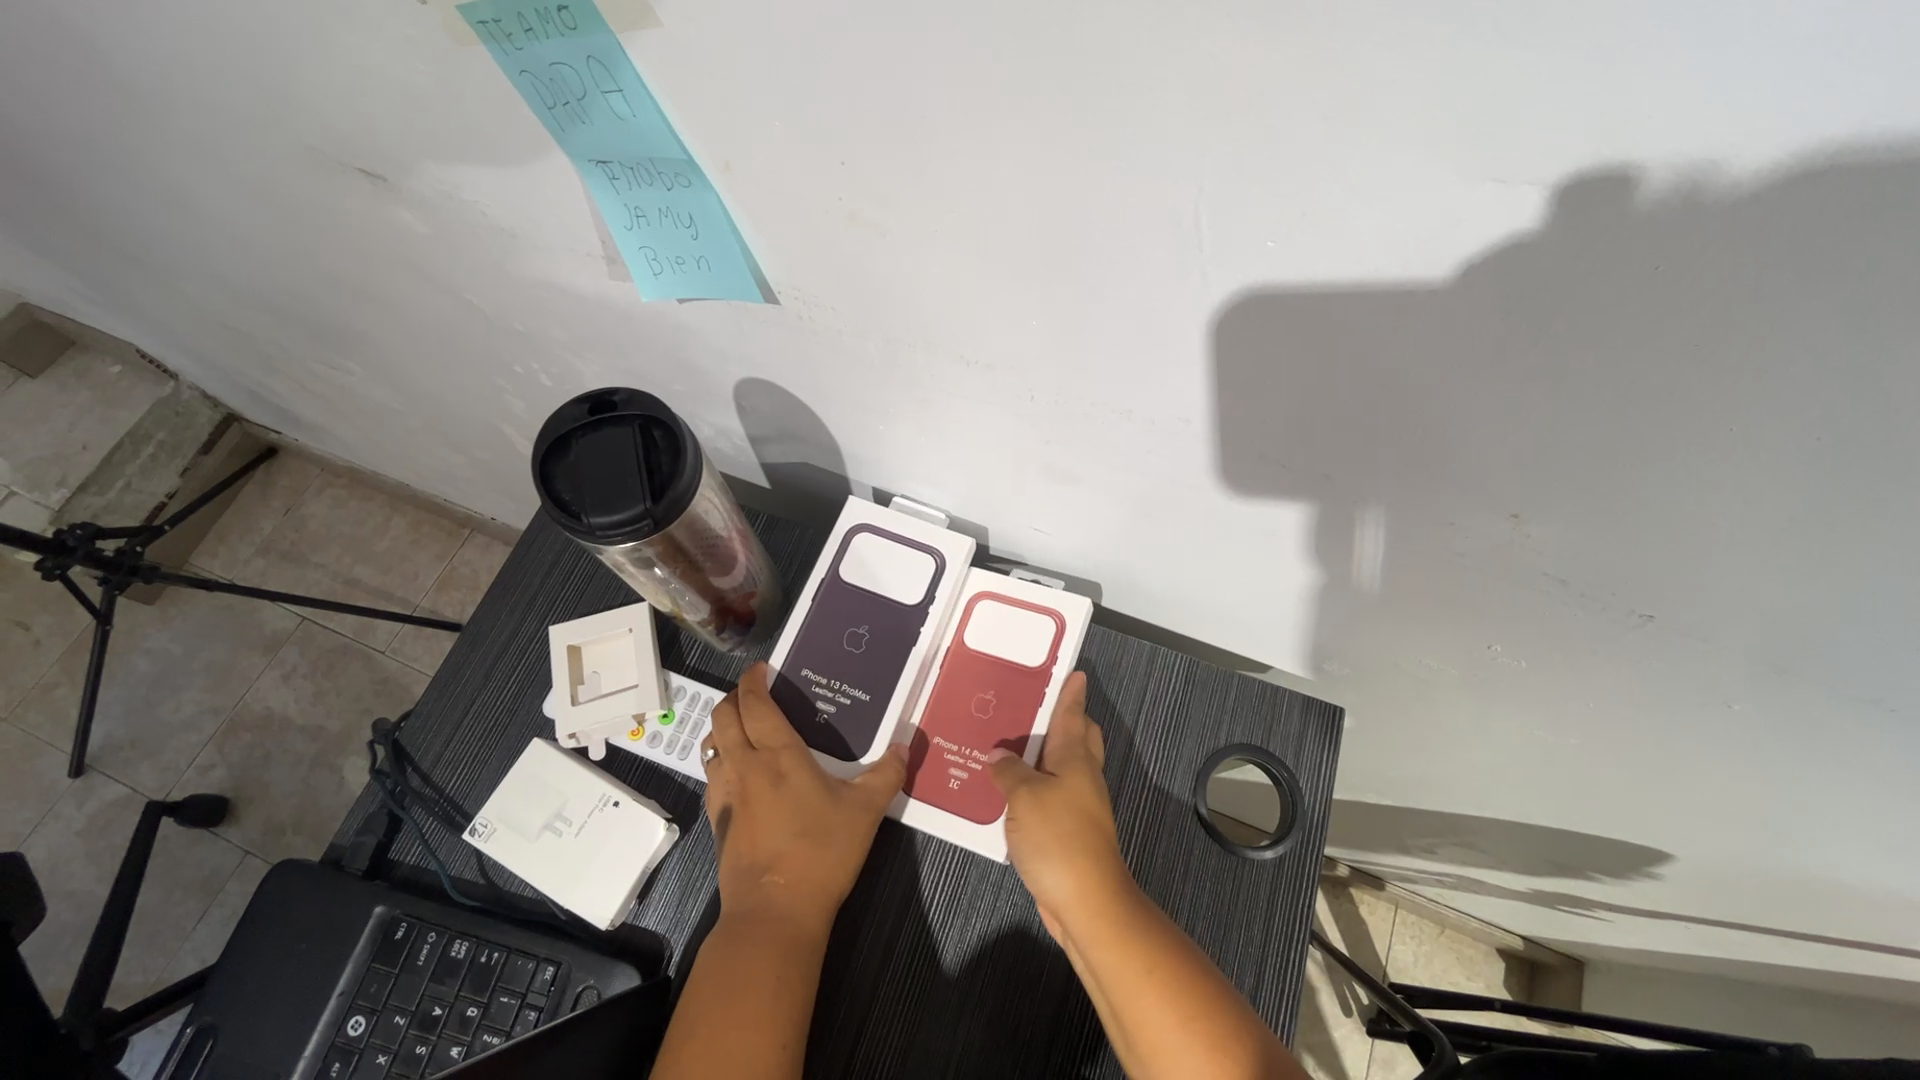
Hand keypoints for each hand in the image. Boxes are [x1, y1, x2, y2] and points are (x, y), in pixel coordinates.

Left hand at [700, 662, 907, 935]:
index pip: (754, 703)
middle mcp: (744, 766)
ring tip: (746, 730)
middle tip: (755, 694)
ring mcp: (725, 795)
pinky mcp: (717, 822)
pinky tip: (742, 776)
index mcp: (777, 754)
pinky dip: (722, 762)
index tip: (761, 669)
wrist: (774, 912)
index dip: (753, 680)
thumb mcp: (865, 811)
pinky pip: (713, 777)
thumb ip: (886, 774)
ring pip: (712, 746)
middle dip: (733, 698)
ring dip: (724, 729)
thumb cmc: (821, 852)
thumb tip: (904, 748)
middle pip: (723, 717)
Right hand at [987, 672, 1135, 938]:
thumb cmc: (1058, 837)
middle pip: (1080, 739)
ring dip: (1046, 754)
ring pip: (1065, 767)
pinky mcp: (1070, 830)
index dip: (1072, 694)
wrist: (1086, 899)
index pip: (1073, 716)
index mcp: (1075, 759)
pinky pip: (1053, 795)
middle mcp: (1082, 776)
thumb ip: (1009, 771)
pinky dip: (1037, 785)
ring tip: (1012, 743)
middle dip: (1067, 720)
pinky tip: (1012, 790)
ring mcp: (1080, 805)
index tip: (1076, 673)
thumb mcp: (1024, 797)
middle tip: (1037, 704)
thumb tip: (999, 755)